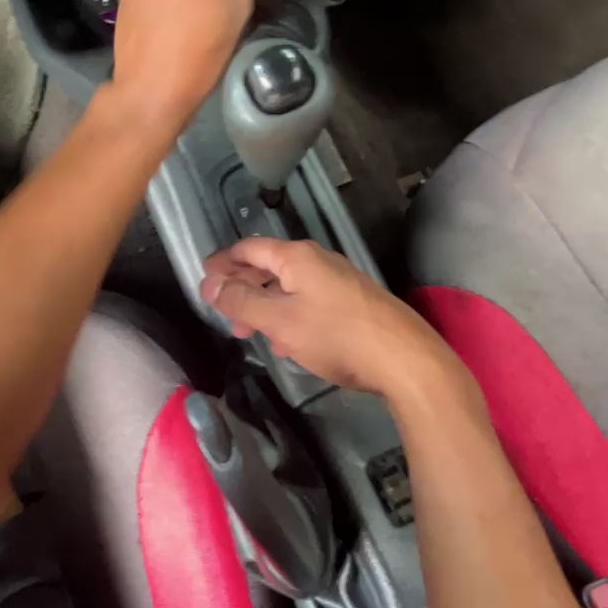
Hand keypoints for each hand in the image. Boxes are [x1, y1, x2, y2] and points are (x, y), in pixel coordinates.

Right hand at [199, 238, 455, 398]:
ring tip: (250, 332)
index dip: (223, 261)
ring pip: (290, 286)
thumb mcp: (280, 321)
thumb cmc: (336, 336)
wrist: (404, 359)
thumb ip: (242, 302)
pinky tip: (288, 342)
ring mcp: (339, 280)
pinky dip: (289, 314)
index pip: (250, 248)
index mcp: (297, 256)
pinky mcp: (353, 302)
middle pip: (270, 265)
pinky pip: (309, 300)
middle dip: (243, 287)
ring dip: (265, 305)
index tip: (203, 278)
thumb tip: (209, 283)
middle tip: (223, 312)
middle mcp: (318, 260)